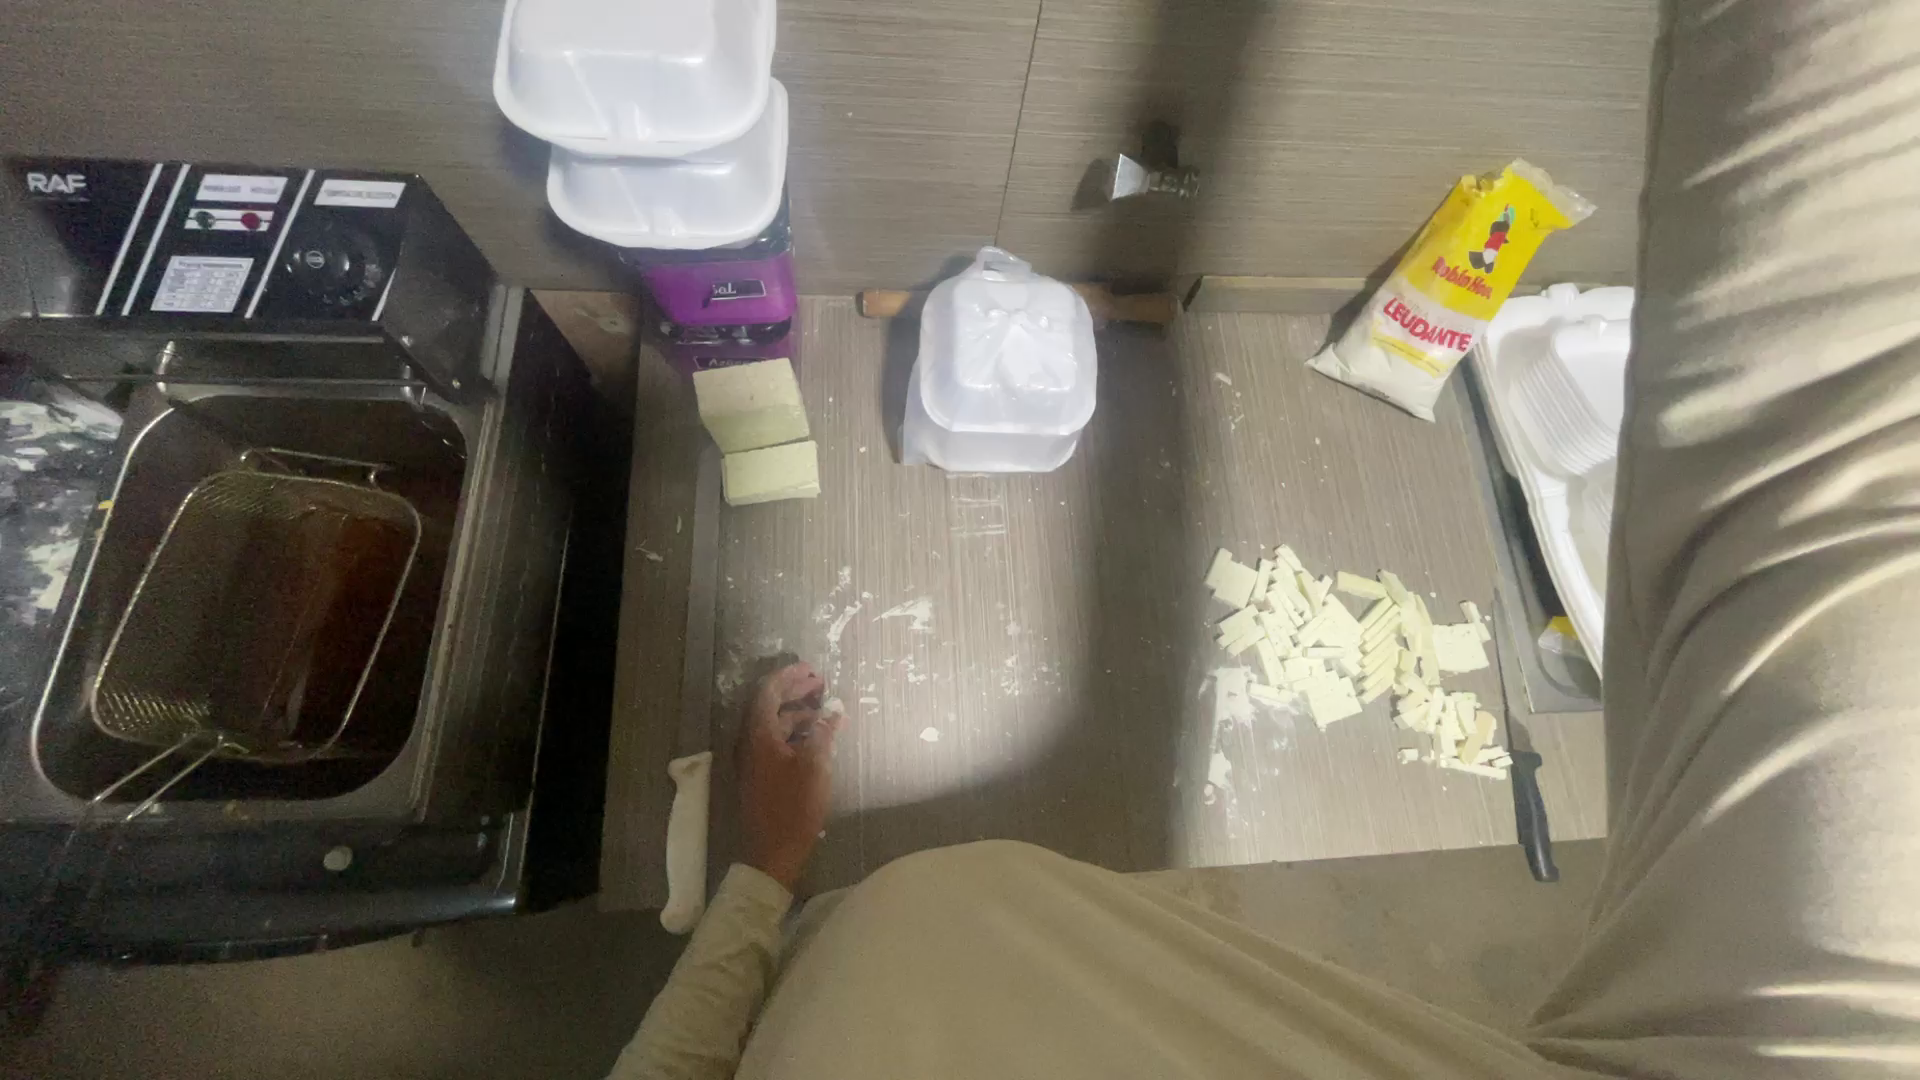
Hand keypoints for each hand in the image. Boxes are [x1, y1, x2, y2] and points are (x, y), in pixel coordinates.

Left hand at [738, 662, 842, 890]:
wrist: (771, 853)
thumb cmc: (793, 807)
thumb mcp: (814, 766)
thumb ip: (822, 733)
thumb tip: (832, 711)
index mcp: (758, 735)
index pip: (768, 692)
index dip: (789, 676)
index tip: (812, 670)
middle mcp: (749, 742)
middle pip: (768, 705)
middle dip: (793, 690)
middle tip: (819, 683)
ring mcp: (752, 760)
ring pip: (772, 724)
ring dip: (795, 712)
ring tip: (822, 711)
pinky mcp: (759, 774)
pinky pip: (774, 741)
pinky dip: (793, 732)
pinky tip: (814, 737)